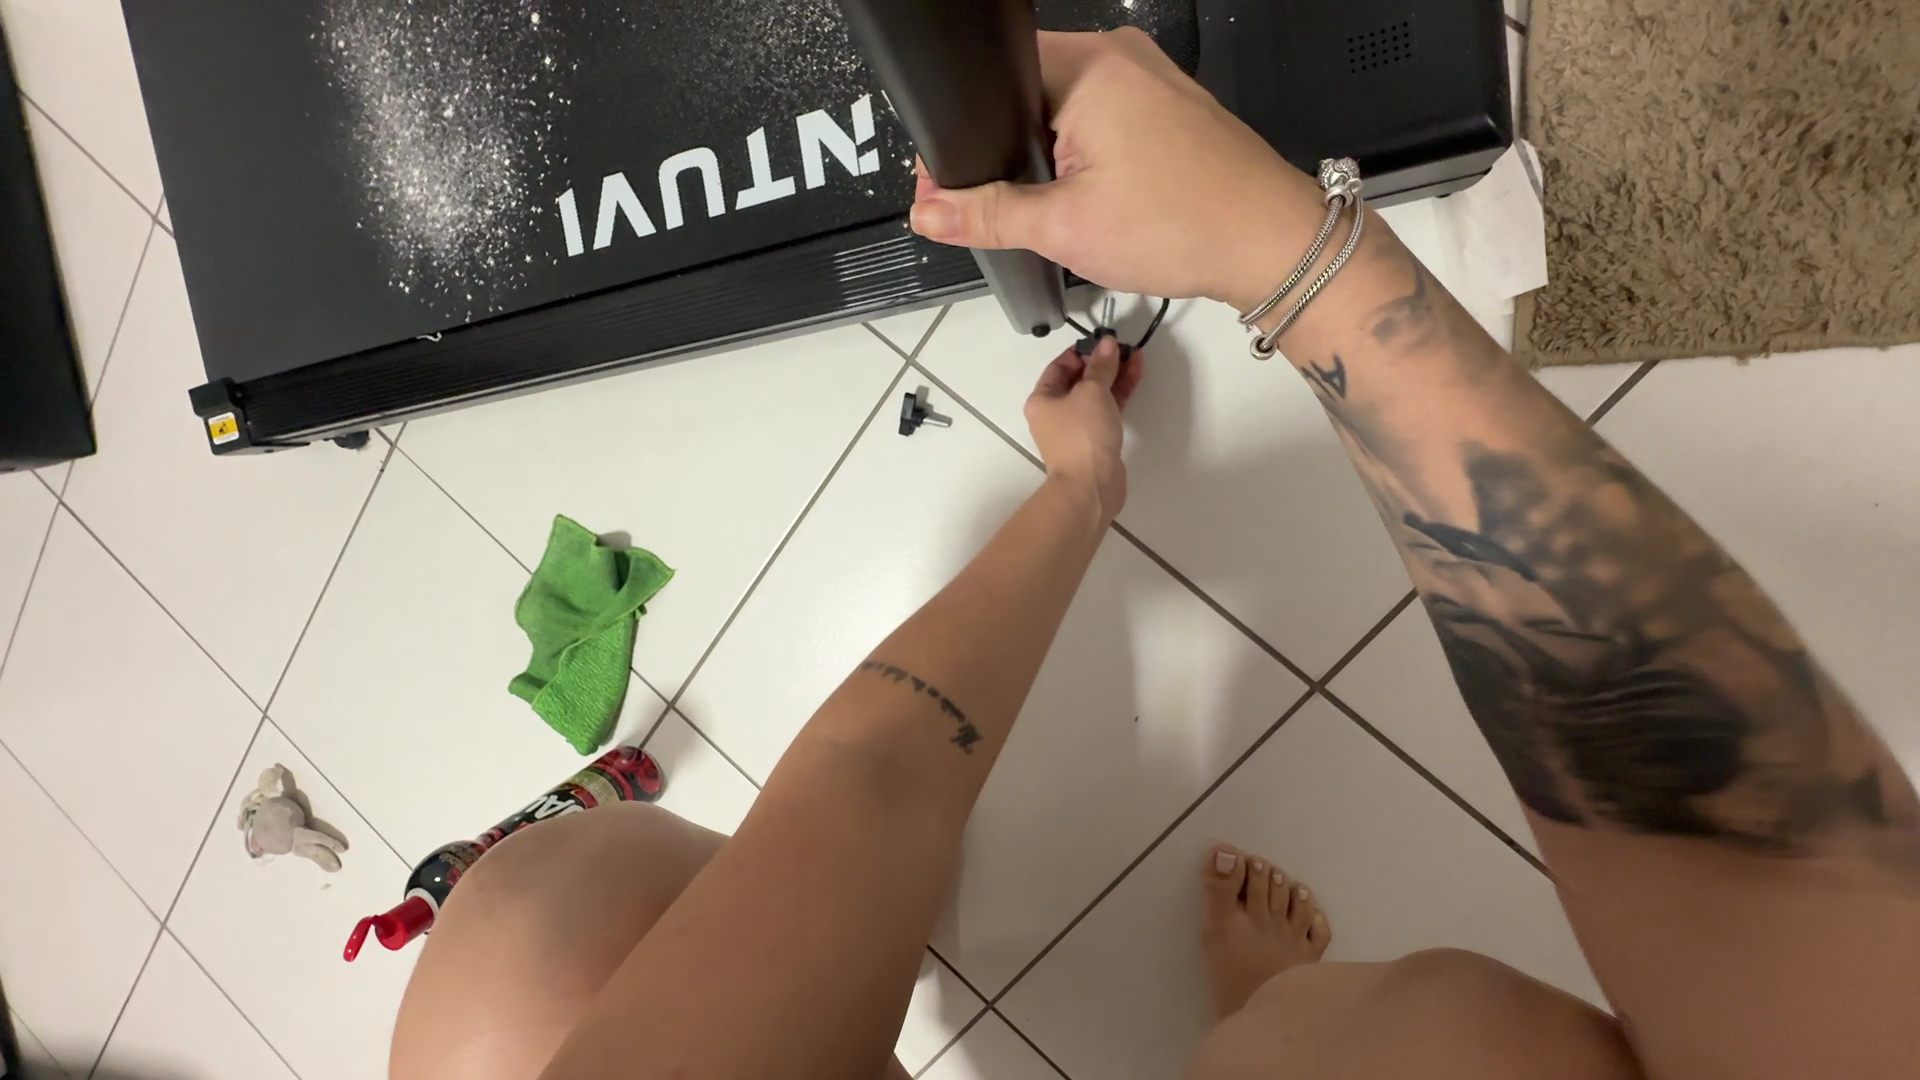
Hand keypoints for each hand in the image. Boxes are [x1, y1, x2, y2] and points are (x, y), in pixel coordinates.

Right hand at [908, 29, 1326, 314]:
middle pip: (1027, 96)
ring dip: (1048, 160)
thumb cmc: (1179, 225)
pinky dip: (1084, 159)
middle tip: (1005, 209)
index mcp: (1087, 68)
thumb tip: (929, 211)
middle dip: (1006, 154)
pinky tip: (1092, 200)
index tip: (952, 187)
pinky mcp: (1166, 108)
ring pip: (1066, 112)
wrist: (1266, 243)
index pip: (994, 83)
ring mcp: (1148, 80)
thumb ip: (989, 215)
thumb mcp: (1064, 228)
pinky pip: (1103, 122)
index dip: (965, 138)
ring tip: (1056, 210)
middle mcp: (1119, 57)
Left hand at [1025, 336, 1143, 522]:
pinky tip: (1135, 376)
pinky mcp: (1095, 441)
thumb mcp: (1092, 392)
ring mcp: (1076, 429)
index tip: (1103, 340)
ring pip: (1096, 395)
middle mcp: (1055, 413)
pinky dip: (1119, 394)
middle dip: (1102, 362)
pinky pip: (1106, 410)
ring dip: (1114, 376)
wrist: (1090, 486)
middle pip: (1079, 380)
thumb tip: (1107, 343)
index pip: (1059, 366)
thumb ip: (1101, 365)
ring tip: (1135, 356)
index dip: (1082, 350)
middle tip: (1123, 347)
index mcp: (1042, 400)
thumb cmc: (1083, 435)